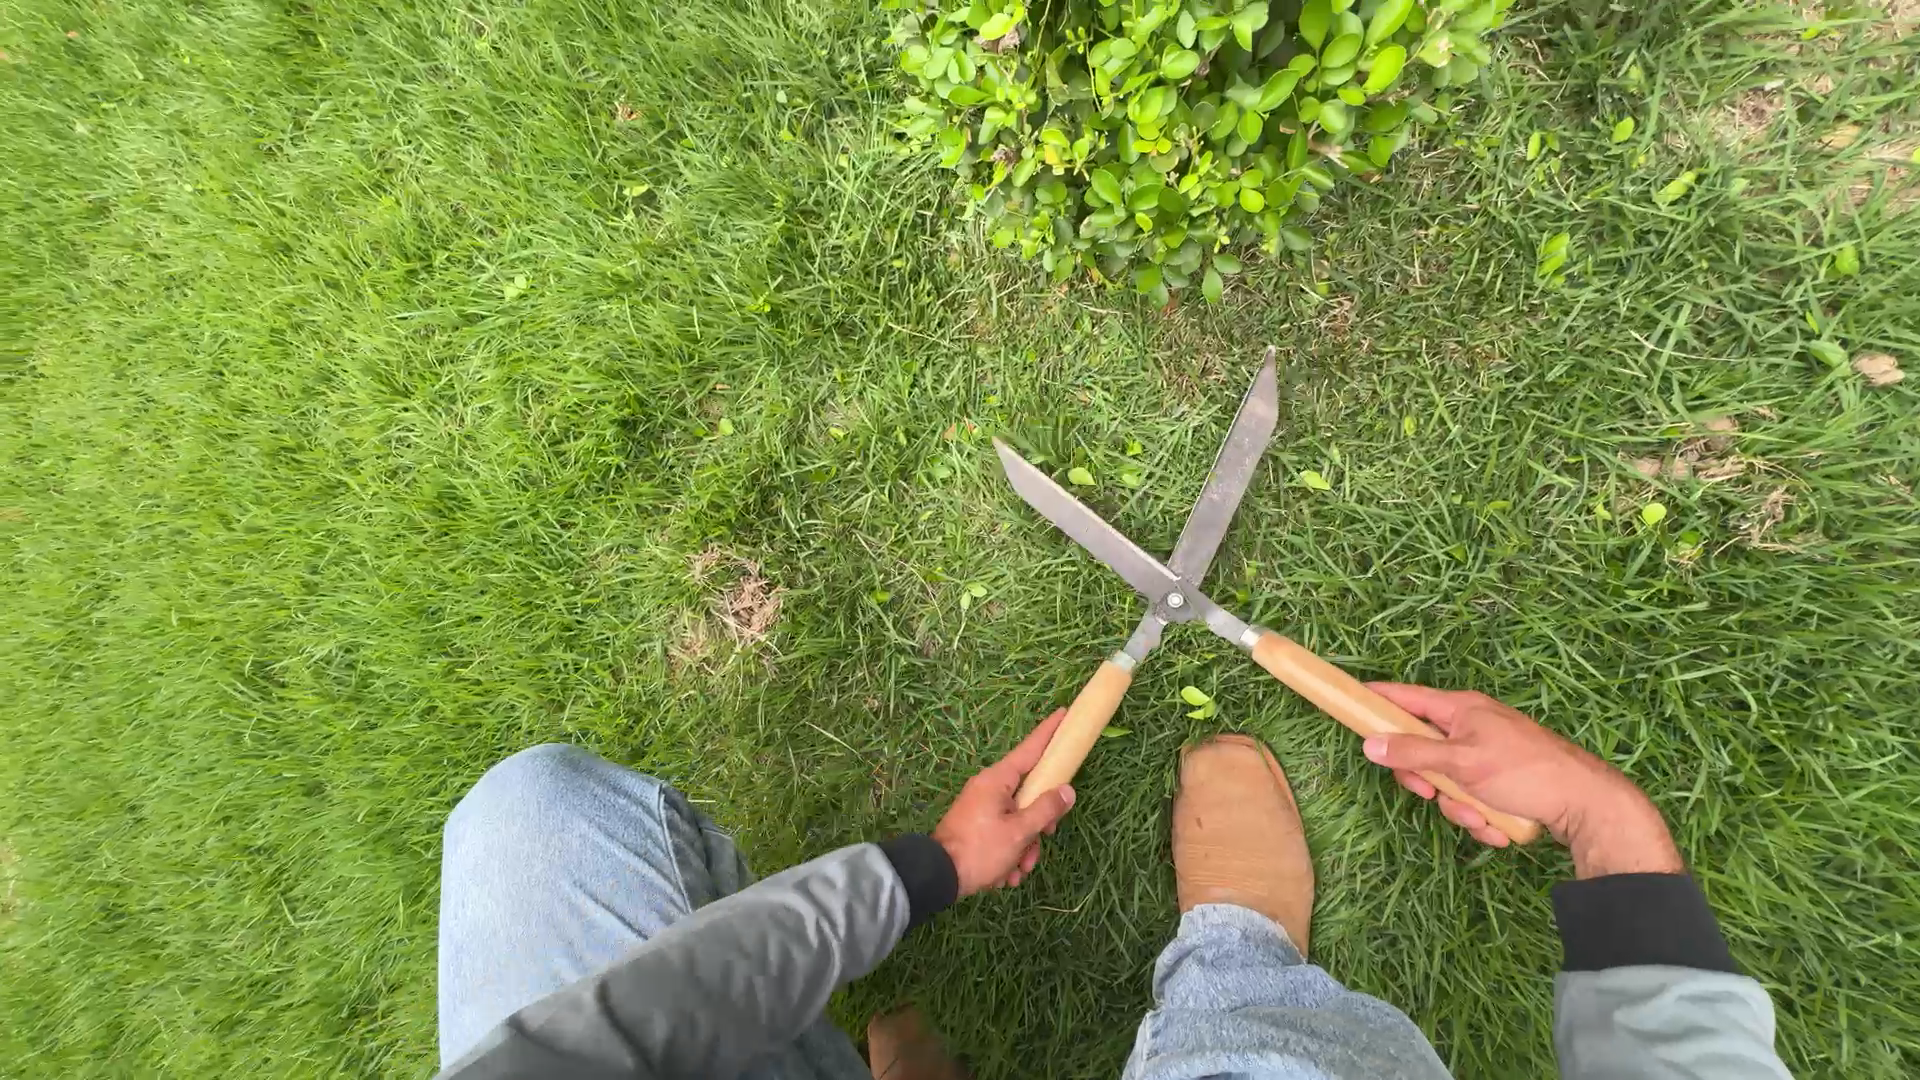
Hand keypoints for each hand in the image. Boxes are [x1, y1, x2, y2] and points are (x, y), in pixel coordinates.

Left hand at [932, 708, 1077, 896]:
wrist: (937, 876)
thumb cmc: (980, 849)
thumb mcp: (1019, 832)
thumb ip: (1045, 809)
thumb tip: (1066, 790)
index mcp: (998, 779)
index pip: (1030, 748)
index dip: (1049, 732)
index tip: (1063, 713)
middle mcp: (989, 787)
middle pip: (1029, 792)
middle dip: (1040, 822)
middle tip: (1046, 836)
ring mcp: (981, 806)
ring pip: (1018, 818)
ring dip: (1025, 845)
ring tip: (1019, 869)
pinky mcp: (976, 825)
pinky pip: (1003, 832)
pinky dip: (1010, 853)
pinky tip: (1007, 876)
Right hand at [1361, 683, 1682, 876]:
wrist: (1593, 808)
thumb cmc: (1525, 773)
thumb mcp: (1461, 762)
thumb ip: (1412, 752)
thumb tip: (1369, 743)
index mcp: (1460, 709)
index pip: (1403, 696)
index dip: (1374, 698)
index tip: (1348, 702)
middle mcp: (1470, 726)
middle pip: (1420, 746)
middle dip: (1424, 778)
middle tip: (1428, 793)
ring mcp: (1486, 754)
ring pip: (1445, 778)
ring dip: (1456, 804)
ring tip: (1479, 818)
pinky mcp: (1501, 781)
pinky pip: (1470, 796)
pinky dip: (1478, 815)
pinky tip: (1496, 828)